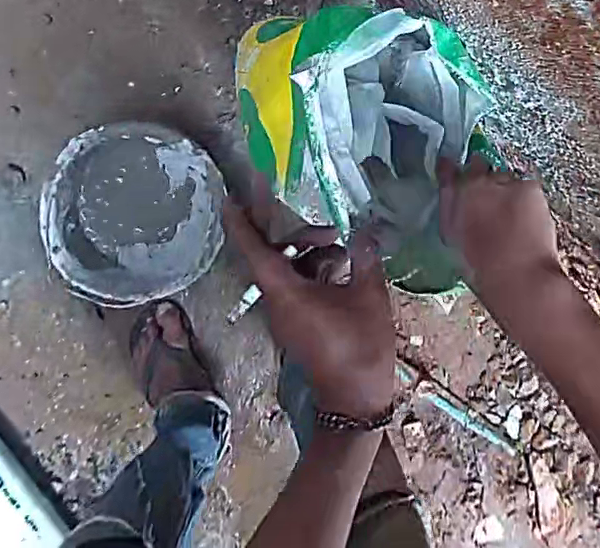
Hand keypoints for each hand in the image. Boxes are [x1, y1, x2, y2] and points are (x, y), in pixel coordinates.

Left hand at [223, 199, 396, 419]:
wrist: (356, 401)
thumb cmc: (360, 346)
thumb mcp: (369, 294)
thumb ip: (364, 256)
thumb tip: (363, 229)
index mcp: (287, 294)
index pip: (255, 253)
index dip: (242, 225)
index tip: (230, 200)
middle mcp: (279, 303)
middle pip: (275, 255)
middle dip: (300, 235)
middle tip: (330, 230)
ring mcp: (287, 314)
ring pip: (289, 269)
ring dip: (312, 253)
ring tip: (344, 250)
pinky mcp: (298, 321)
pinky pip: (298, 284)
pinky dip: (316, 269)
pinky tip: (344, 267)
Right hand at [437, 158, 566, 304]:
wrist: (519, 277)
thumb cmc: (480, 266)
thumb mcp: (453, 237)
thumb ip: (449, 206)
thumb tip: (449, 187)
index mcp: (456, 196)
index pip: (449, 169)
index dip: (456, 174)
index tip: (461, 180)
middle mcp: (479, 182)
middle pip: (480, 167)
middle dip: (485, 180)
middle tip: (492, 206)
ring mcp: (506, 182)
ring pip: (506, 178)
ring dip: (507, 190)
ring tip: (513, 219)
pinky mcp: (530, 187)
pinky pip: (526, 187)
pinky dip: (527, 199)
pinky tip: (529, 220)